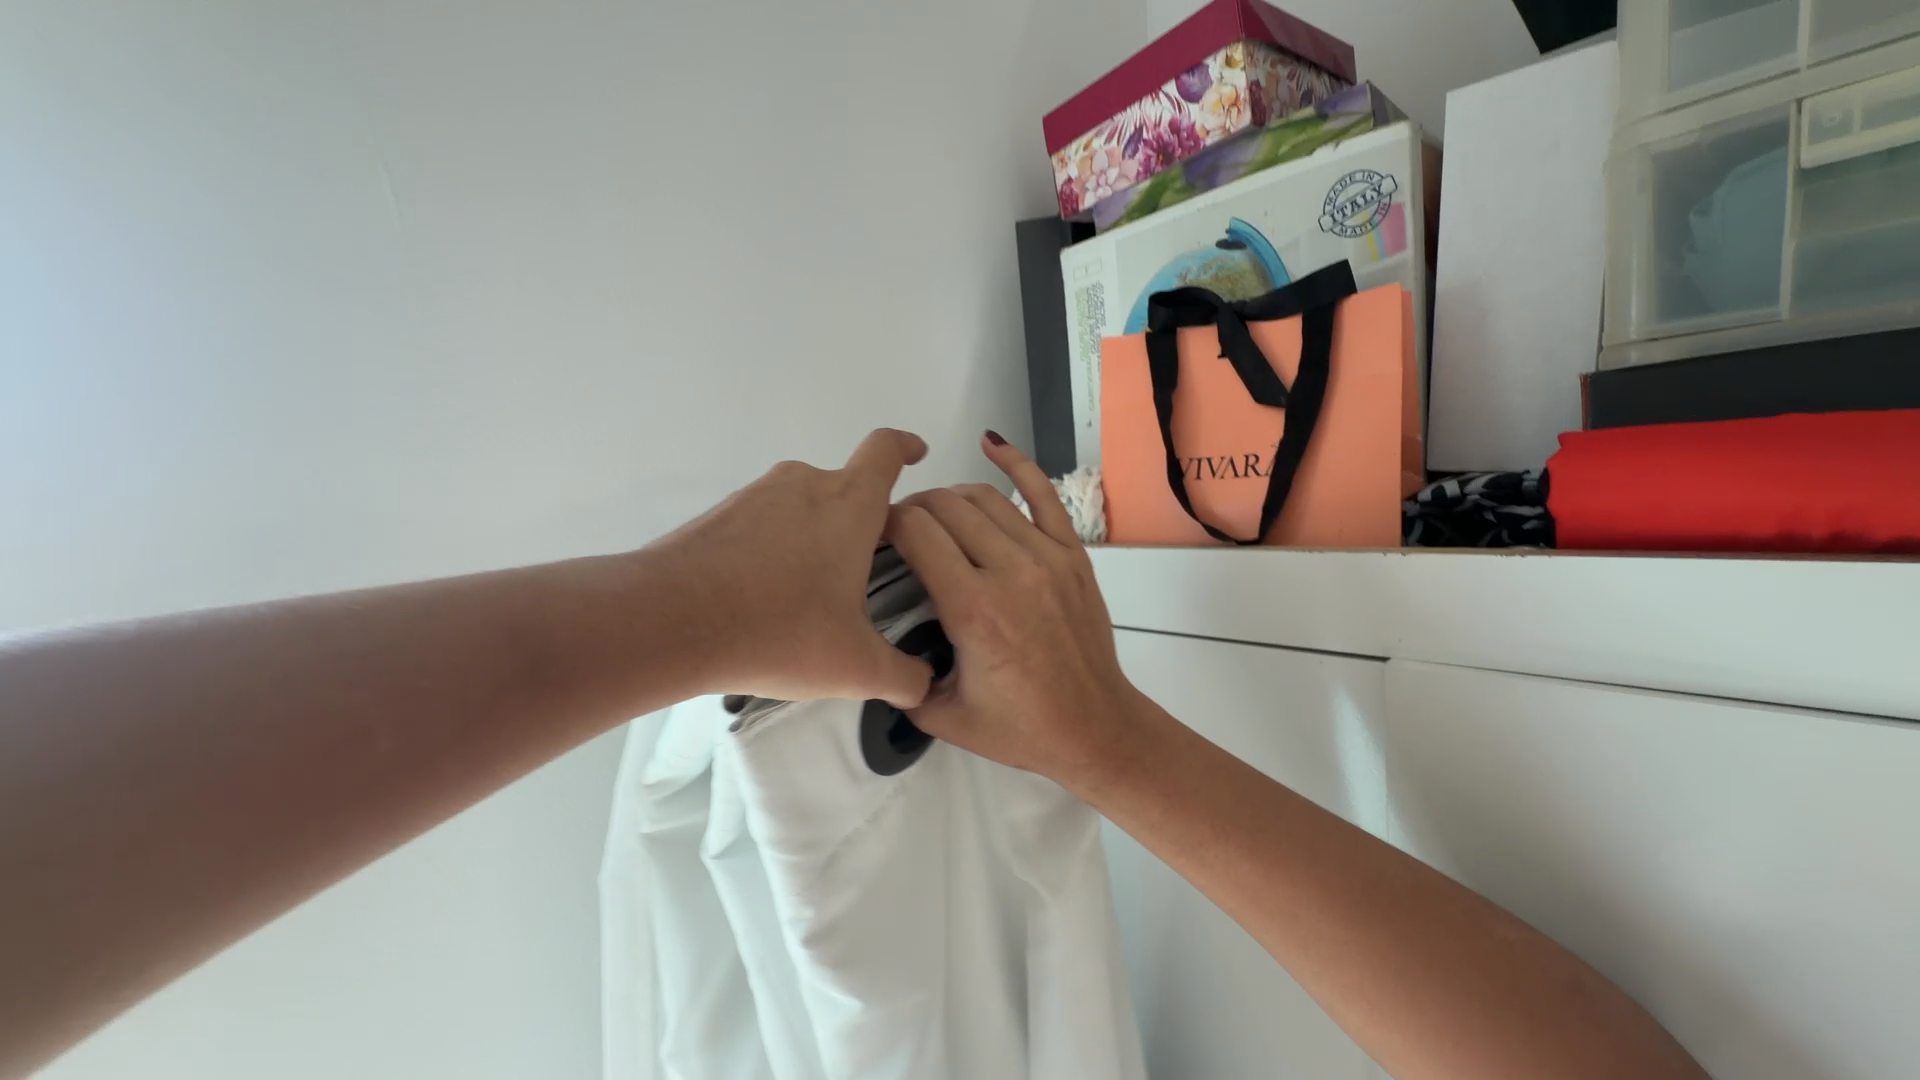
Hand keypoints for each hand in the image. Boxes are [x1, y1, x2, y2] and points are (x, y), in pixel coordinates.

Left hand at [647, 428, 933, 707]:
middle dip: (860, 525)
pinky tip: (764, 600)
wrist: (665, 622)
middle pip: (845, 489)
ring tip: (809, 599)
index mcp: (848, 504)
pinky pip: (762, 524)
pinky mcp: (716, 516)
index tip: (915, 453)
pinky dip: (774, 551)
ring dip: (814, 540)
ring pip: (801, 508)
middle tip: (863, 577)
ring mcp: (754, 496)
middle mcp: (803, 484)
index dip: (905, 446)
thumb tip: (923, 684)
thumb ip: (902, 676)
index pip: (886, 450)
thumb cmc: (778, 630)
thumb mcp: (855, 667)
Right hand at [887, 433, 1148, 786]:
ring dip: (949, 497)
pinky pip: (1042, 493)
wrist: (1094, 728)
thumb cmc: (1020, 727)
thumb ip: (897, 677)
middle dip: (911, 509)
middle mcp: (1010, 571)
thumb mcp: (941, 716)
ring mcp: (1047, 556)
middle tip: (898, 530)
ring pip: (985, 498)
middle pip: (945, 508)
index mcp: (973, 608)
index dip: (885, 524)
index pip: (916, 533)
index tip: (873, 537)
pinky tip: (990, 445)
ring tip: (932, 514)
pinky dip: (1015, 463)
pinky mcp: (1073, 553)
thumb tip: (869, 644)